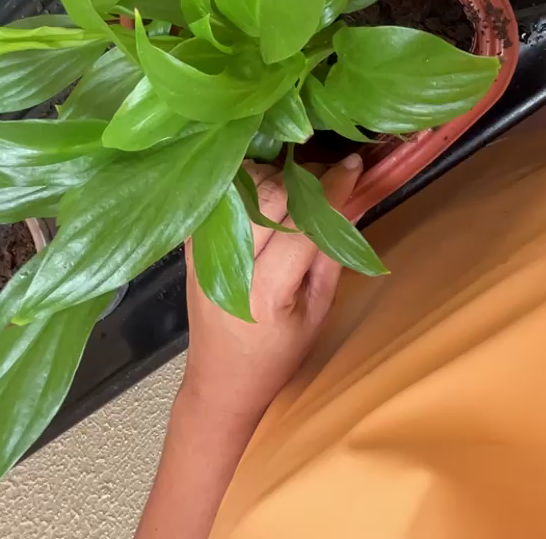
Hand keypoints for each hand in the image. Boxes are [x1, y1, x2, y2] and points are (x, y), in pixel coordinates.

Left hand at [177, 155, 364, 424]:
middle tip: (327, 175)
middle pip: (269, 199)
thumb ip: (331, 254)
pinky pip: (222, 198)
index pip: (302, 226)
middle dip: (304, 179)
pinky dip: (246, 186)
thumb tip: (351, 199)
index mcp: (266, 296)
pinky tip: (266, 189)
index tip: (353, 165)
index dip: (331, 191)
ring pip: (243, 191)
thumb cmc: (279, 355)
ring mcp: (205, 256)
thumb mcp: (318, 311)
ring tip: (297, 185)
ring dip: (274, 178)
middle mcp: (231, 271)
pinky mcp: (192, 246)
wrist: (222, 380)